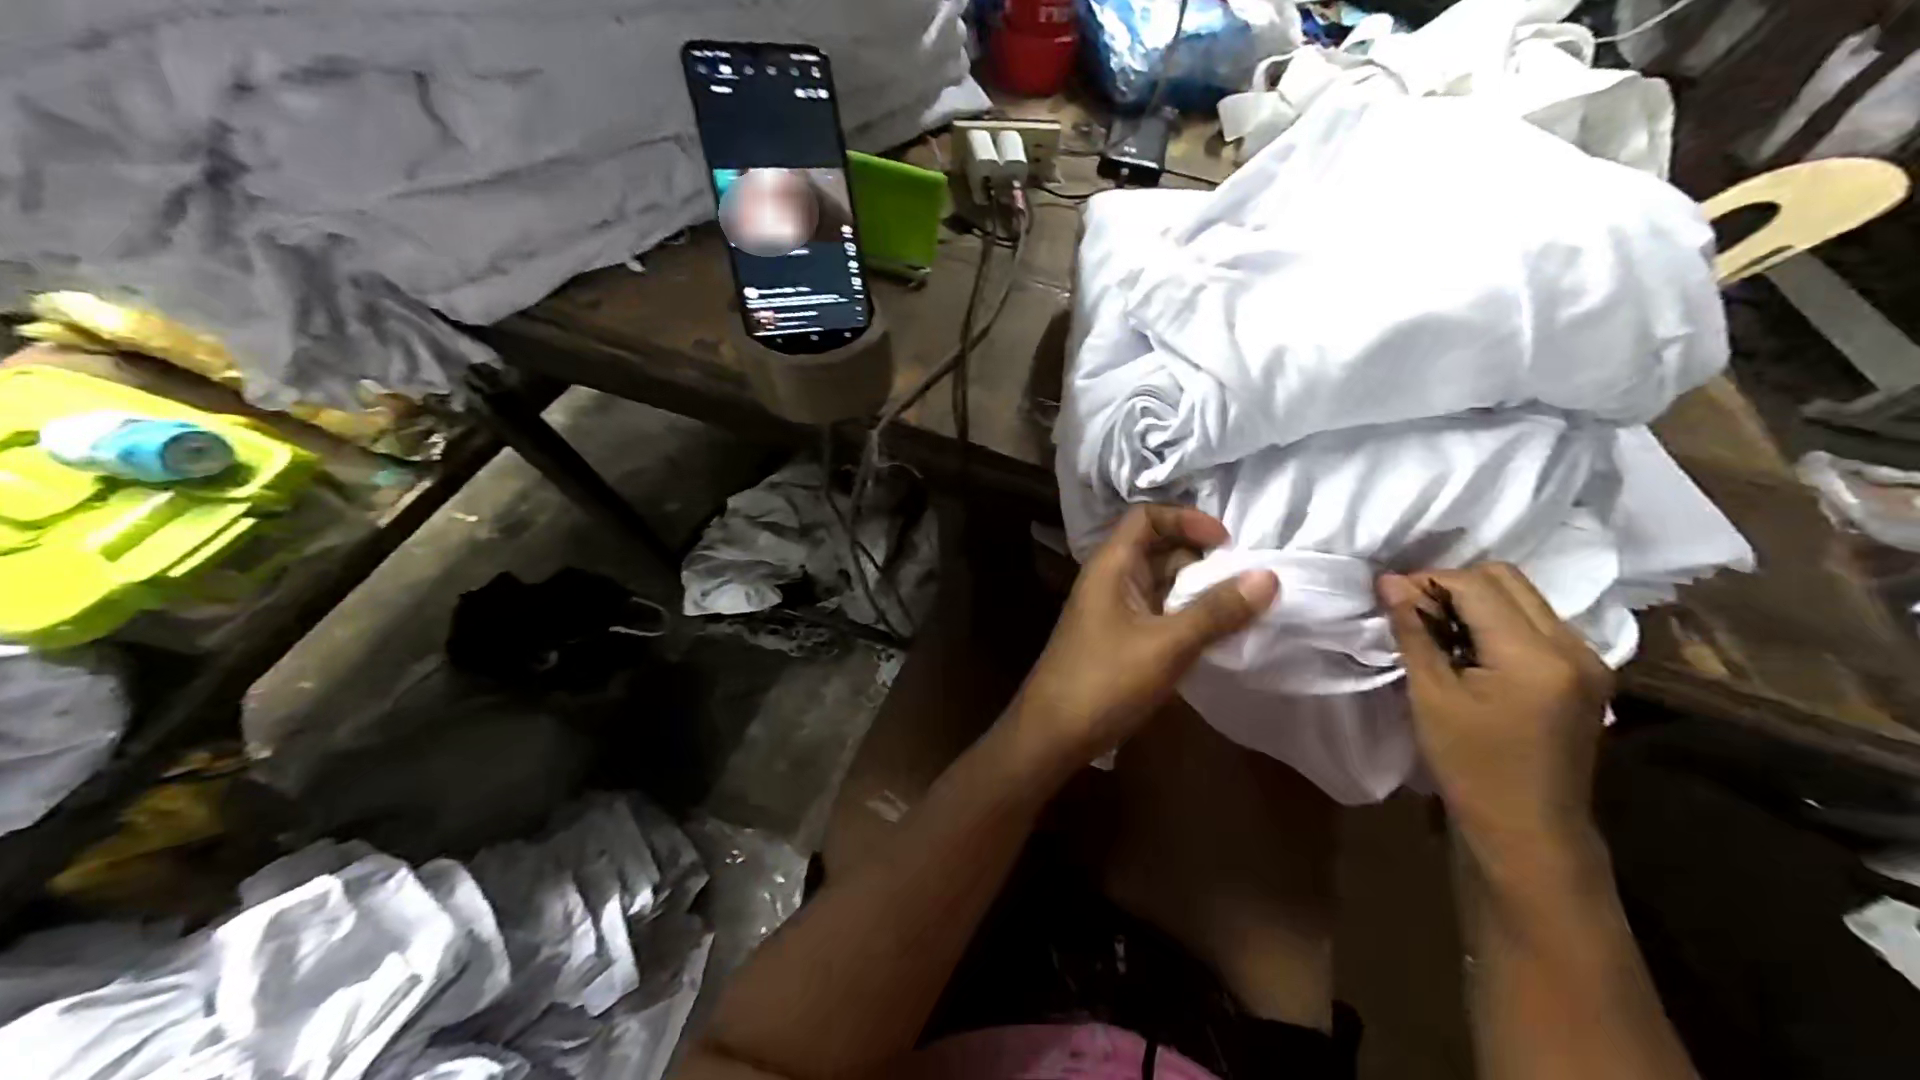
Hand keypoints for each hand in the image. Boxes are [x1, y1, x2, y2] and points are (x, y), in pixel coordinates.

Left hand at [1016, 505, 1277, 762]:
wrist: (1053, 734)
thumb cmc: (1104, 681)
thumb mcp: (1167, 645)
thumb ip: (1216, 611)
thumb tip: (1269, 576)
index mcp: (1111, 566)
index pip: (1146, 517)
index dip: (1186, 519)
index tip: (1225, 544)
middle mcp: (1111, 580)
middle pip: (1160, 548)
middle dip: (1202, 558)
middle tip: (1245, 581)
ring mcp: (1115, 610)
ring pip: (1163, 583)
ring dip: (1199, 591)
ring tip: (1242, 608)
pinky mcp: (1122, 639)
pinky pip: (1160, 612)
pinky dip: (1187, 616)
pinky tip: (1218, 635)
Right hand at [1378, 564, 1613, 871]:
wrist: (1528, 828)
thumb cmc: (1470, 765)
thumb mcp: (1431, 695)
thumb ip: (1414, 631)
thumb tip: (1388, 582)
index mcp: (1536, 655)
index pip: (1477, 585)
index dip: (1427, 581)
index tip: (1390, 598)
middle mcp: (1574, 646)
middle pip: (1507, 579)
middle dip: (1452, 584)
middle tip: (1413, 611)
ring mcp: (1587, 659)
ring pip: (1524, 597)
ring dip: (1475, 601)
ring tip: (1438, 631)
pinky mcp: (1585, 673)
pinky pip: (1536, 622)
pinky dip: (1497, 621)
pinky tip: (1470, 649)